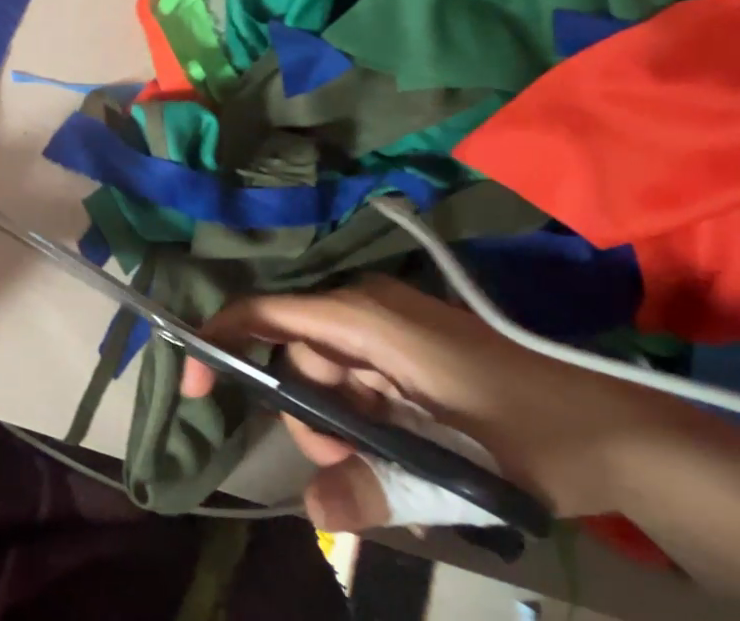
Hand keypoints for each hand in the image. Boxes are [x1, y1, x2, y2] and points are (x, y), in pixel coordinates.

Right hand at [179, 276, 667, 531]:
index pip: (261, 314)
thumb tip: (312, 515)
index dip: (216, 343)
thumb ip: (376, 486)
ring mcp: (389, 329)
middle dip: (307, 413)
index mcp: (364, 317)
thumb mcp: (455, 469)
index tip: (192, 389)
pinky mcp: (408, 350)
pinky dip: (365, 419)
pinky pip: (357, 380)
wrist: (633, 437)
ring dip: (340, 424)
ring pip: (325, 374)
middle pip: (293, 356)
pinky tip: (402, 451)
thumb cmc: (537, 435)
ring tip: (389, 465)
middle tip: (347, 461)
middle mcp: (366, 311)